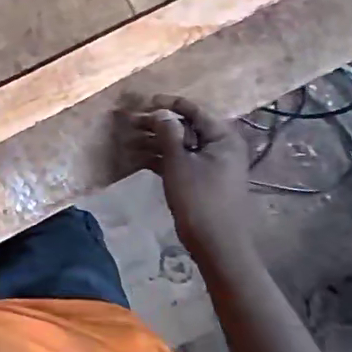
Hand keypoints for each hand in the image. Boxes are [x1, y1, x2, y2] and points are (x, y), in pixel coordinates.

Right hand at [119, 95, 254, 259]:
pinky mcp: (204, 181)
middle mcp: (222, 146)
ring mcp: (214, 165)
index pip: (193, 110)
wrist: (218, 247)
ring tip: (128, 141)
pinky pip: (182, 162)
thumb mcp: (179, 163)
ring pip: (181, 145)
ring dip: (156, 143)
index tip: (143, 104)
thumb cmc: (199, 200)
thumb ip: (168, 133)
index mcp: (223, 137)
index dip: (167, 104)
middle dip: (157, 125)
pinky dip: (163, 159)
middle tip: (130, 124)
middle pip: (186, 127)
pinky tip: (139, 159)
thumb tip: (160, 112)